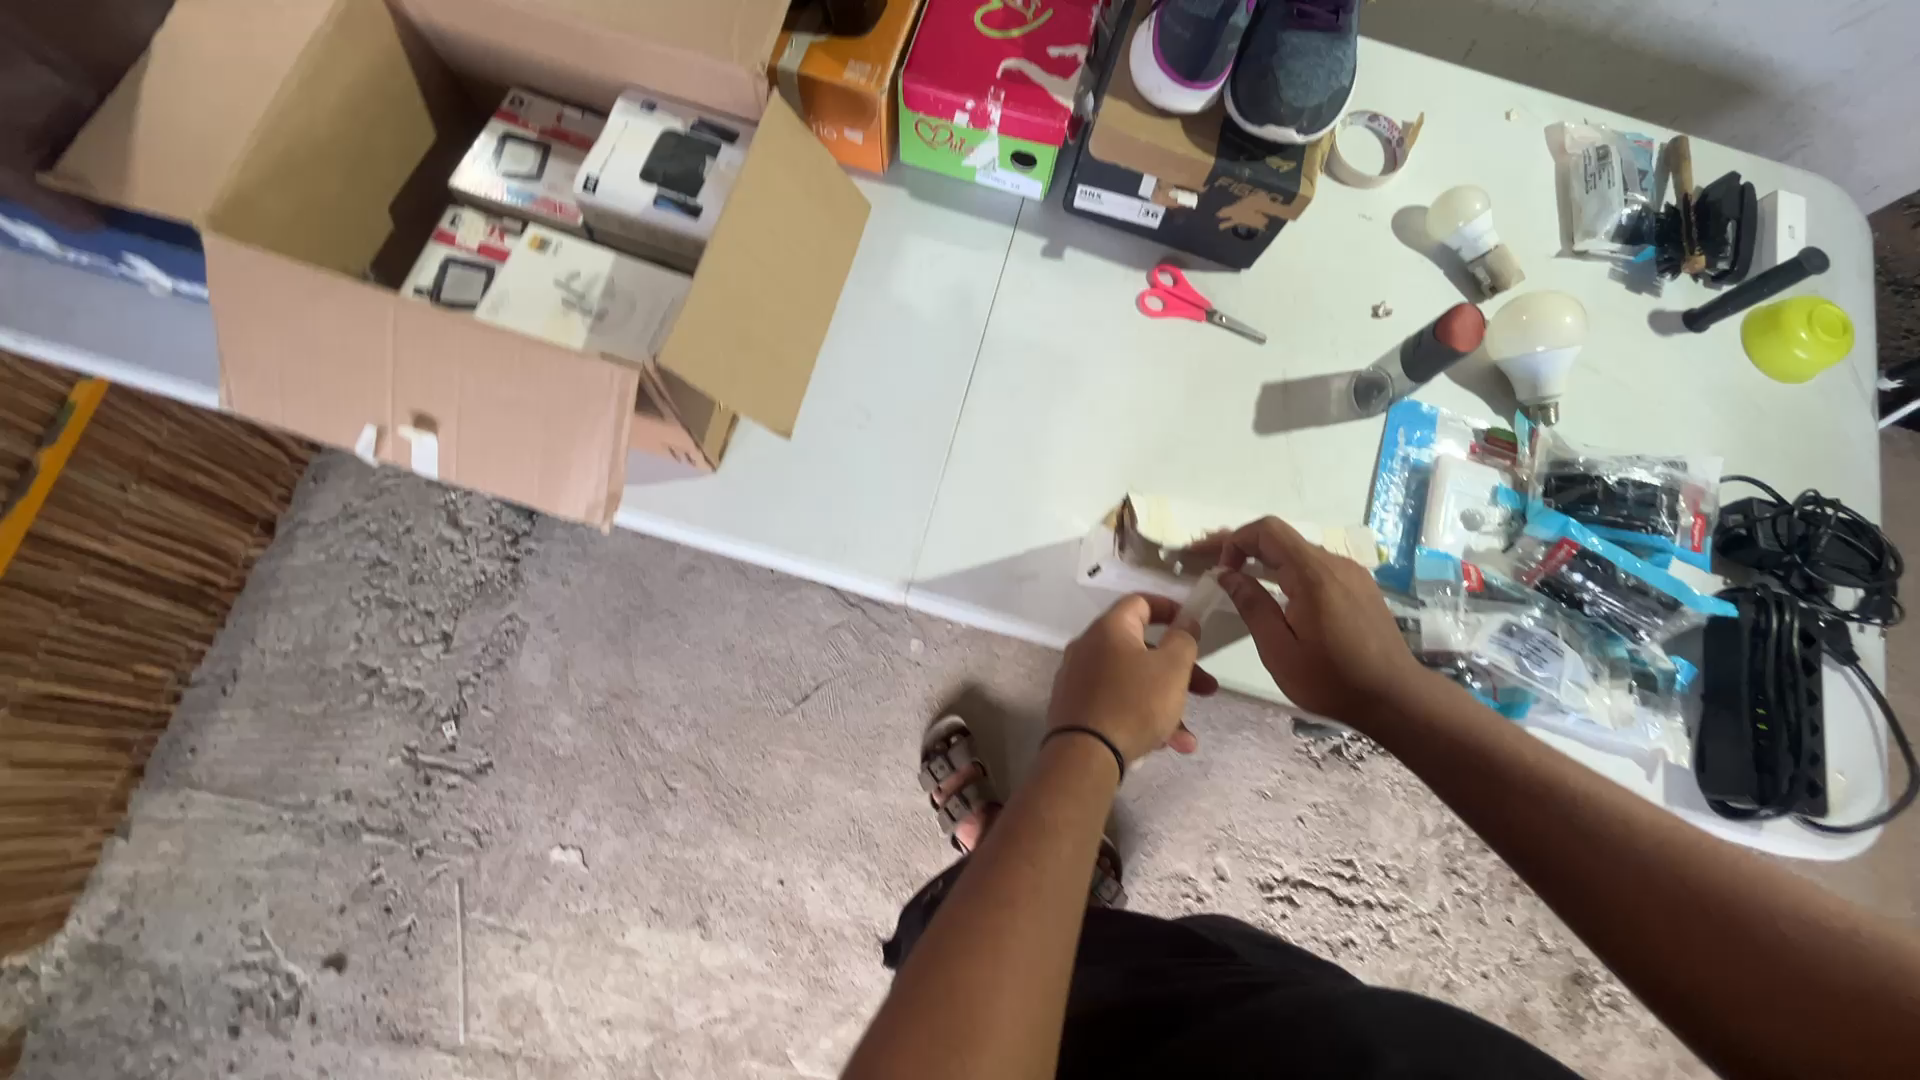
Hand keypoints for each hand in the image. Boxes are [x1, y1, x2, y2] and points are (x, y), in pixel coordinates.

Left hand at [1047, 595, 1217, 763]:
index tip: (1192, 625)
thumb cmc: (1134, 703)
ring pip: (1132, 682)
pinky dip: (1141, 718)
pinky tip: (1165, 745)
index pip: (1140, 602)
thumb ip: (1183, 639)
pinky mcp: (1076, 708)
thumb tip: (1184, 622)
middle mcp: (1088, 648)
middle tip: (1206, 689)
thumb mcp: (1172, 668)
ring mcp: (1079, 679)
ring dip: (1165, 704)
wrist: (1084, 755)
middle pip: (1141, 649)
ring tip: (1186, 737)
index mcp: (1109, 629)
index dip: (1169, 609)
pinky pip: (1116, 703)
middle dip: (1179, 670)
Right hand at [1212, 517, 1429, 725]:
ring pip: (1299, 552)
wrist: (1396, 699)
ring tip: (1239, 577)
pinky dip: (1289, 571)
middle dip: (1244, 547)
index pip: (1267, 530)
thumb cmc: (1331, 680)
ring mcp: (1351, 573)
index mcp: (1313, 575)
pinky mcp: (1359, 587)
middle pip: (1282, 538)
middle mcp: (1335, 564)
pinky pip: (1316, 567)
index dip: (1235, 541)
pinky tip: (1276, 593)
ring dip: (1266, 560)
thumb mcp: (1279, 649)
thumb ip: (1252, 605)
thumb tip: (1227, 574)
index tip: (1221, 573)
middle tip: (1214, 564)